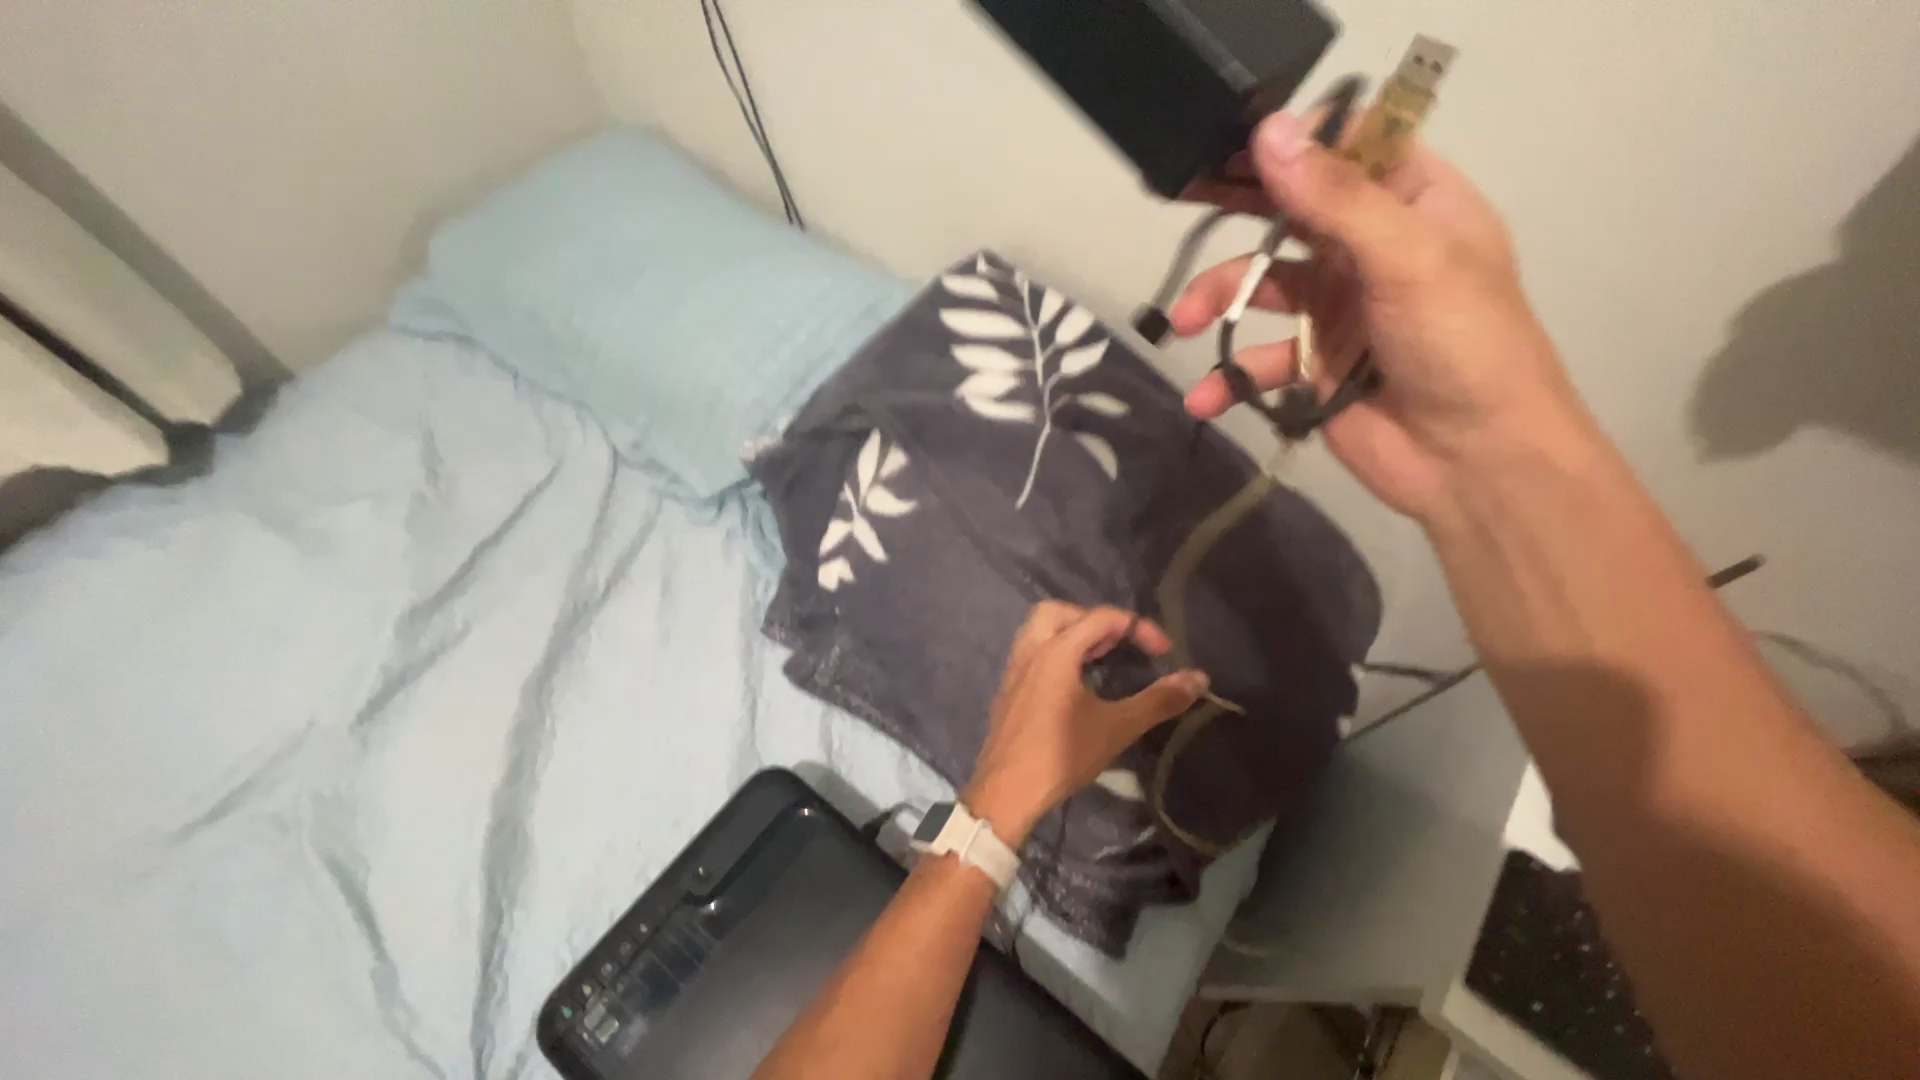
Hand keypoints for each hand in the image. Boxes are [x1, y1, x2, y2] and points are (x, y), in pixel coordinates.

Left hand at [962, 602, 1208, 844]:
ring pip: (1040, 630)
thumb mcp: (1117, 727)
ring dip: (1071, 634)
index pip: (1100, 618)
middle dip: (1093, 620)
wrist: (1006, 792)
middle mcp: (1030, 651)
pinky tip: (1075, 681)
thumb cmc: (1062, 756)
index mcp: (1055, 652)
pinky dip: (1055, 651)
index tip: (1164, 651)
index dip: (1138, 627)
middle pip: (1059, 611)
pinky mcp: (1008, 688)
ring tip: (1100, 658)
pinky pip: (1032, 652)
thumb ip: (1159, 700)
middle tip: (1119, 644)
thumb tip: (1199, 678)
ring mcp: (1014, 669)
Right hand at [1174, 112, 1597, 521]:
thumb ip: (1335, 199)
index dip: (1295, 140)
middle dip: (1237, 207)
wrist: (1472, 460)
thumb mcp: (1408, 258)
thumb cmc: (1462, 343)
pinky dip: (1228, 378)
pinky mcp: (1312, 365)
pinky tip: (1205, 396)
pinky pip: (1258, 360)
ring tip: (1187, 322)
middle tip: (1181, 197)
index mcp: (1413, 203)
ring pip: (1262, 285)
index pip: (1350, 145)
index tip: (1236, 143)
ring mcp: (1337, 308)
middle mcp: (1370, 248)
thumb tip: (1267, 132)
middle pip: (1292, 210)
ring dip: (1218, 300)